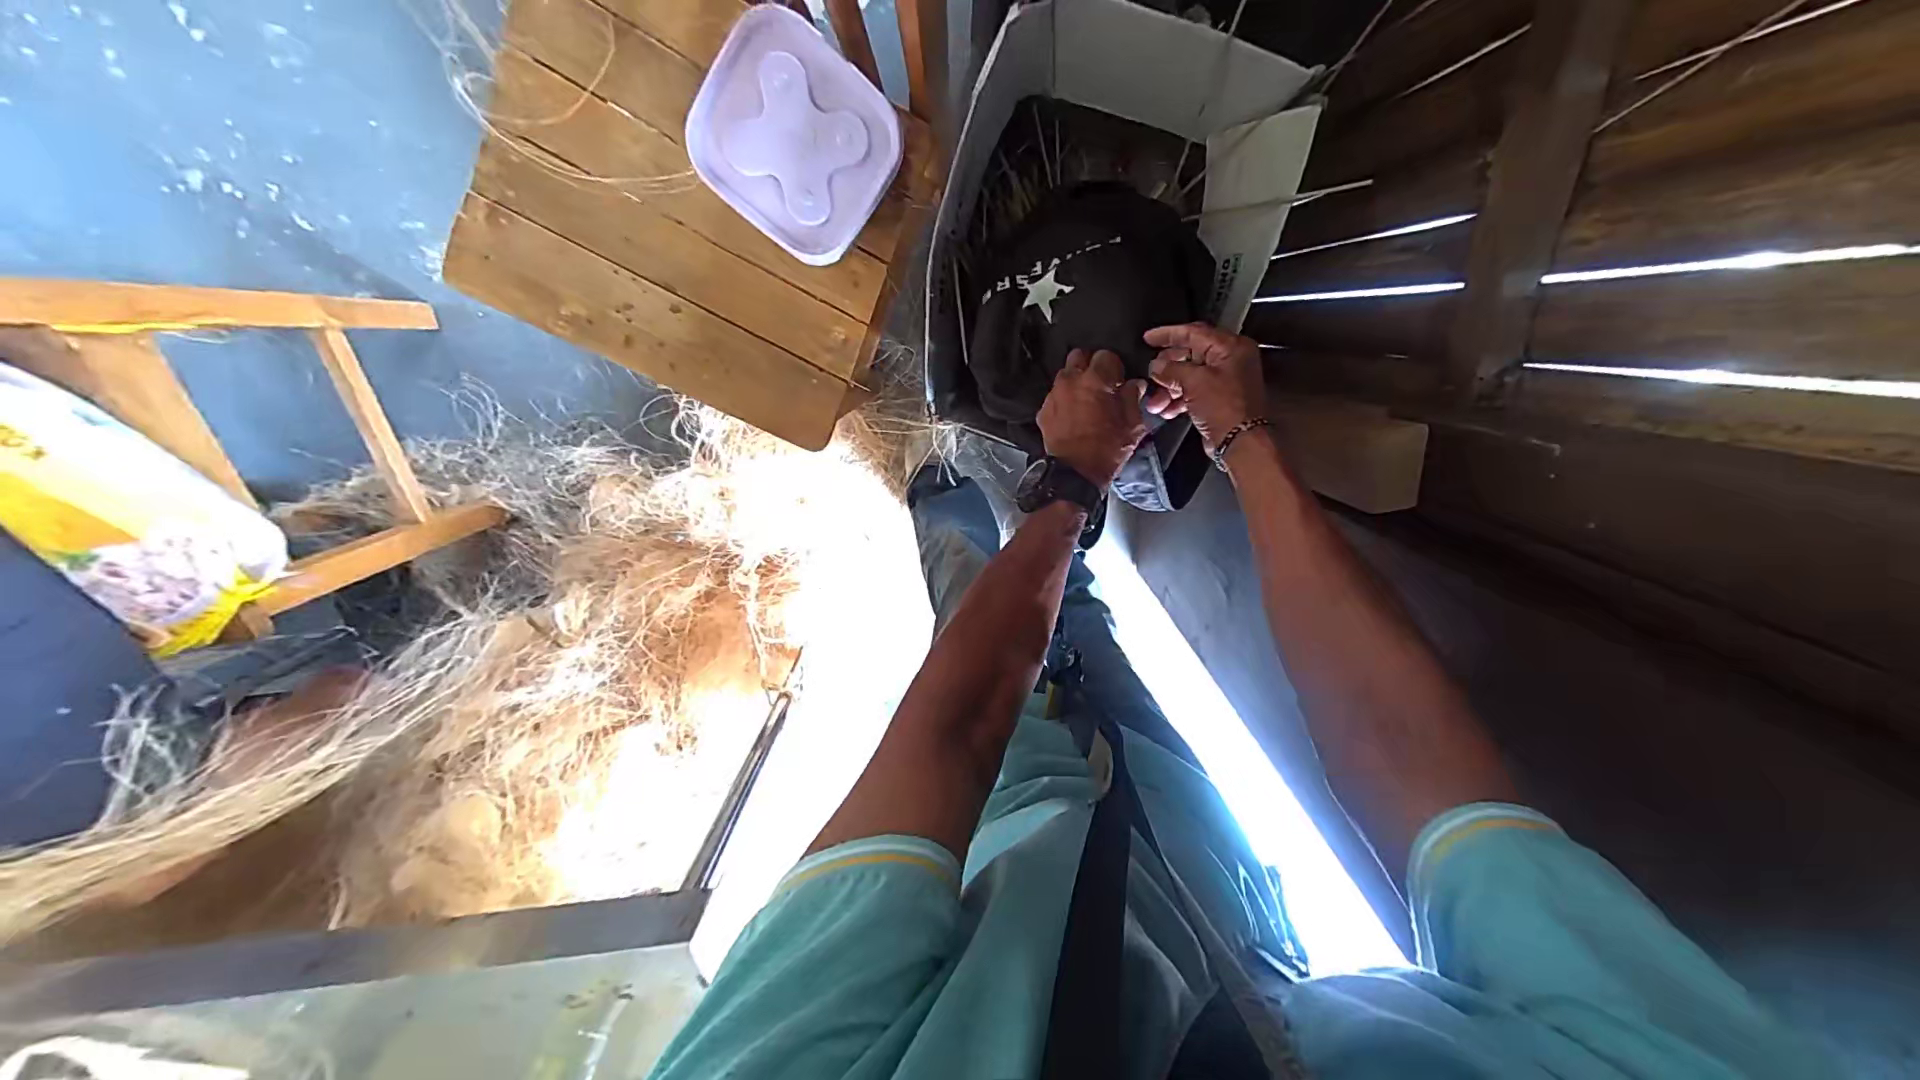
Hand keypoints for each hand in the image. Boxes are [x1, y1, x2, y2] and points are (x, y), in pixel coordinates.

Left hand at [1039, 348, 1149, 488]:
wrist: (1075, 475)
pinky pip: (1054, 396)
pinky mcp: (1043, 411)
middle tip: (1101, 384)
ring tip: (1085, 399)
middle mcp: (1070, 381)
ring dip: (1075, 381)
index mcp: (1095, 379)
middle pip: (1079, 356)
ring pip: (1064, 375)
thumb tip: (1134, 385)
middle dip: (1091, 365)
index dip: (1115, 367)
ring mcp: (1054, 395)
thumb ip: (1133, 398)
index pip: (1106, 355)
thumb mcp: (1132, 425)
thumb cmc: (1106, 450)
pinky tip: (1072, 414)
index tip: (1118, 380)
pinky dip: (1063, 399)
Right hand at [1143, 323, 1267, 451]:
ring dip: (1169, 388)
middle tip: (1151, 374)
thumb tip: (1156, 366)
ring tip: (1155, 401)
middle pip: (1190, 355)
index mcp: (1230, 347)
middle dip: (1167, 368)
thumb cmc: (1226, 409)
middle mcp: (1230, 360)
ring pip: (1189, 376)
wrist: (1239, 441)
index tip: (1149, 338)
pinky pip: (1193, 392)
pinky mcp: (1218, 399)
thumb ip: (1171, 370)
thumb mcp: (1194, 382)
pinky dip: (1178, 399)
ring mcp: (1225, 380)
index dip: (1168, 334)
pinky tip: (1166, 409)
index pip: (1194, 332)